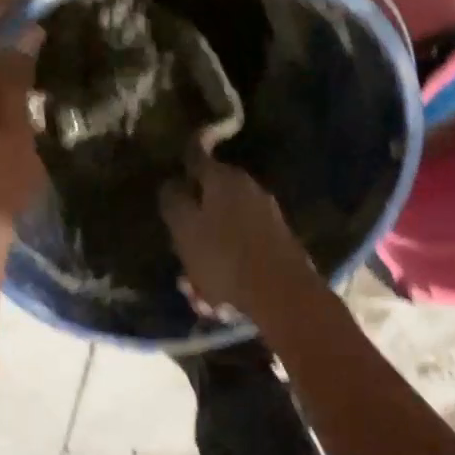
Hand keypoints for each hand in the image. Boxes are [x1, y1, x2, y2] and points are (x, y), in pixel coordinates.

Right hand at [159, 155, 323, 321]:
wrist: (284, 295)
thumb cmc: (224, 256)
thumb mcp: (184, 228)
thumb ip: (173, 202)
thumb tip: (171, 184)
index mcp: (223, 178)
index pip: (196, 154)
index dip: (183, 157)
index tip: (172, 170)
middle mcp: (248, 188)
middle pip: (209, 198)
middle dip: (192, 225)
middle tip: (178, 252)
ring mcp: (267, 215)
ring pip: (224, 229)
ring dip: (207, 254)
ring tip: (196, 291)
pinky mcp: (278, 243)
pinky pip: (241, 249)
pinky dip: (227, 267)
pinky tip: (218, 299)